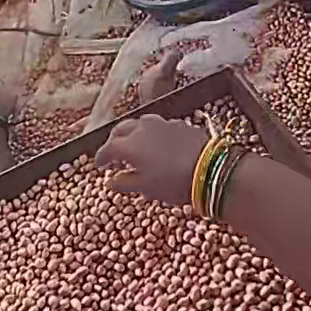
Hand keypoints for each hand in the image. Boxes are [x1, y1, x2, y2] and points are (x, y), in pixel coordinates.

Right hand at [94, 115, 209, 205]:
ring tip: (134, 144)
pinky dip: (153, 133)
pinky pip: (159, 126)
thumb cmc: (173, 182)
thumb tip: (111, 181)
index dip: (101, 157)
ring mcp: (161, 124)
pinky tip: (157, 143)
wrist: (210, 170)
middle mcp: (142, 129)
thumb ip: (125, 183)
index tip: (100, 164)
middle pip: (121, 130)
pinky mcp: (179, 124)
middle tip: (113, 153)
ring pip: (140, 123)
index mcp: (129, 145)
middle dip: (114, 140)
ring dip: (133, 132)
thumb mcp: (146, 188)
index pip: (108, 148)